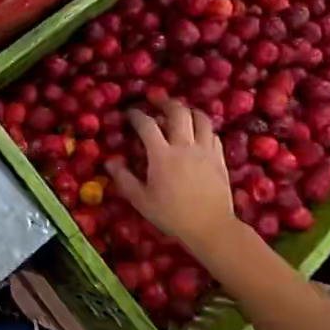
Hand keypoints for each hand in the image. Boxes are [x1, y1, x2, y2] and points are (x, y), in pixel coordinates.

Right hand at [107, 101, 242, 253]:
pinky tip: (198, 134)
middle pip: (178, 112)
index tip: (130, 114)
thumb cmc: (172, 215)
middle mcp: (184, 146)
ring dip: (188, 111)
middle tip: (157, 102)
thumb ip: (124, 179)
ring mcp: (205, 150)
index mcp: (162, 155)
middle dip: (165, 103)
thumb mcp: (141, 200)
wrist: (210, 227)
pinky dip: (203, 128)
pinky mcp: (219, 158)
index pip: (147, 125)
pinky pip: (213, 134)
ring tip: (181, 113)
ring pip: (200, 118)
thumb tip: (110, 162)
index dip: (136, 115)